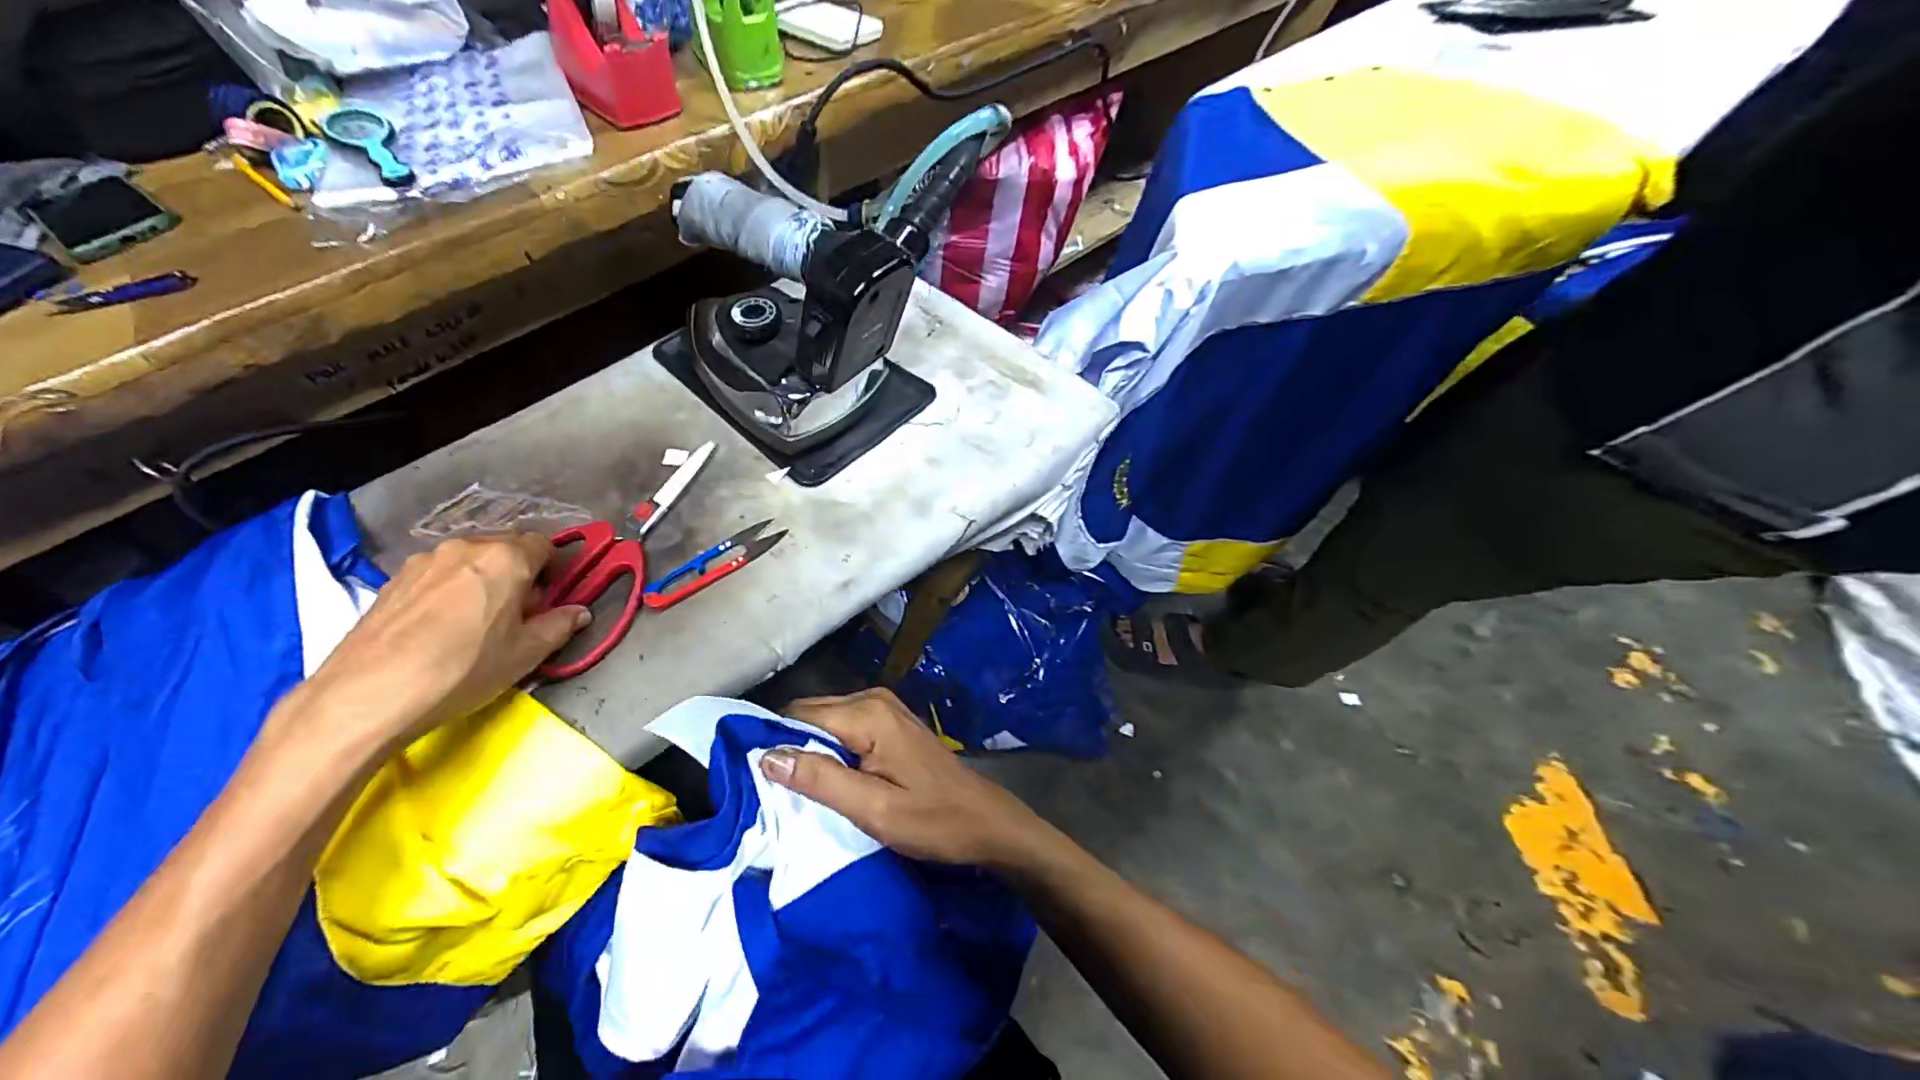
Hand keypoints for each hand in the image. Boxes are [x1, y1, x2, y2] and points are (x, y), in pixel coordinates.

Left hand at [291, 534, 589, 755]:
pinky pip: (438, 576)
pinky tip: (441, 628)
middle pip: (505, 549)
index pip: (544, 544)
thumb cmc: (464, 669)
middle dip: (518, 574)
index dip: (553, 569)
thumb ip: (559, 626)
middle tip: (518, 613)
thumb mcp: (526, 653)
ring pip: (469, 562)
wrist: (368, 694)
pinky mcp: (392, 580)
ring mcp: (424, 561)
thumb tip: (578, 613)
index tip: (550, 599)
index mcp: (506, 558)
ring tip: (476, 622)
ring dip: (483, 581)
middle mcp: (465, 548)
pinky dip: (449, 591)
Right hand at [760, 688, 1056, 868]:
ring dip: (810, 750)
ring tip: (801, 789)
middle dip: (790, 747)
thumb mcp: (874, 810)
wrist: (985, 821)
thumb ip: (820, 780)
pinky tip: (830, 779)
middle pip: (809, 714)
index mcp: (868, 714)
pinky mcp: (890, 721)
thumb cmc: (933, 821)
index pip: (798, 716)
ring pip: (824, 720)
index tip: (757, 778)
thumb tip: (767, 756)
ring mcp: (884, 707)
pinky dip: (830, 749)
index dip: (774, 744)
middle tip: (777, 790)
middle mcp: (873, 699)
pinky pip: (843, 727)